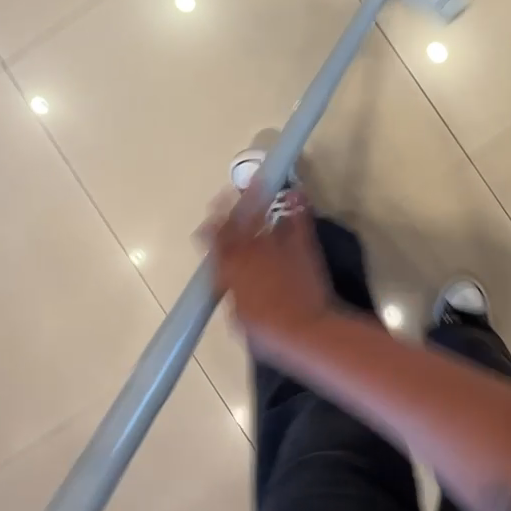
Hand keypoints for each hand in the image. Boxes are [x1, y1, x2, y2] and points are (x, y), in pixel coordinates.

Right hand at [201, 185, 333, 357]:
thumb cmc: (267, 330)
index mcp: (232, 268)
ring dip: (257, 196)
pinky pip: (297, 219)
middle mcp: (251, 250)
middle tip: (224, 194)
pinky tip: (296, 192)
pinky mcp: (301, 244)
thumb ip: (231, 290)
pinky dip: (297, 205)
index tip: (206, 224)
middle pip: (236, 222)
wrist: (305, 327)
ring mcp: (277, 243)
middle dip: (228, 207)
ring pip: (263, 214)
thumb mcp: (238, 315)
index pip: (215, 243)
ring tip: (256, 180)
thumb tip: (229, 281)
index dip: (209, 231)